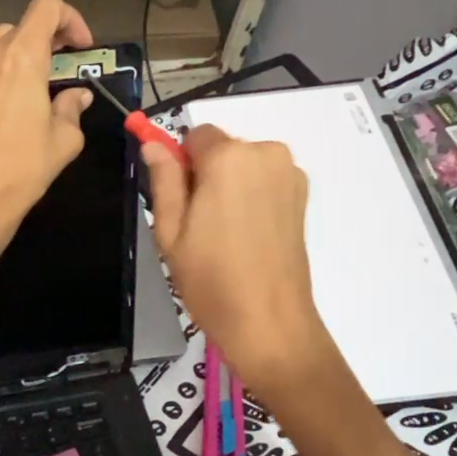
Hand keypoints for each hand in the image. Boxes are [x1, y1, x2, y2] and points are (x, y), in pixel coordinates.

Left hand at [0, 0, 94, 250]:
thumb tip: (77, 96)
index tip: (81, 48)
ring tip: (27, 71)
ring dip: (16, 46)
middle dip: (48, 38)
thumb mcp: (64, 140)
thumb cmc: (25, 169)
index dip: (70, 19)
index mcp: (25, 57)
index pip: (47, 8)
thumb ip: (71, 109)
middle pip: (24, 25)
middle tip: (61, 66)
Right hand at [143, 126, 336, 398]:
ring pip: (245, 166)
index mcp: (229, 158)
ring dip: (232, 187)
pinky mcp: (303, 197)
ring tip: (225, 236)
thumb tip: (153, 144)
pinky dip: (253, 199)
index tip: (179, 201)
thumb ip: (164, 180)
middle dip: (208, 176)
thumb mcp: (171, 231)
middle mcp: (266, 154)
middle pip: (224, 149)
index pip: (195, 135)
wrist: (268, 321)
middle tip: (199, 226)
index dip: (181, 164)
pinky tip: (248, 238)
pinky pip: (266, 182)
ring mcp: (290, 174)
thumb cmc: (210, 278)